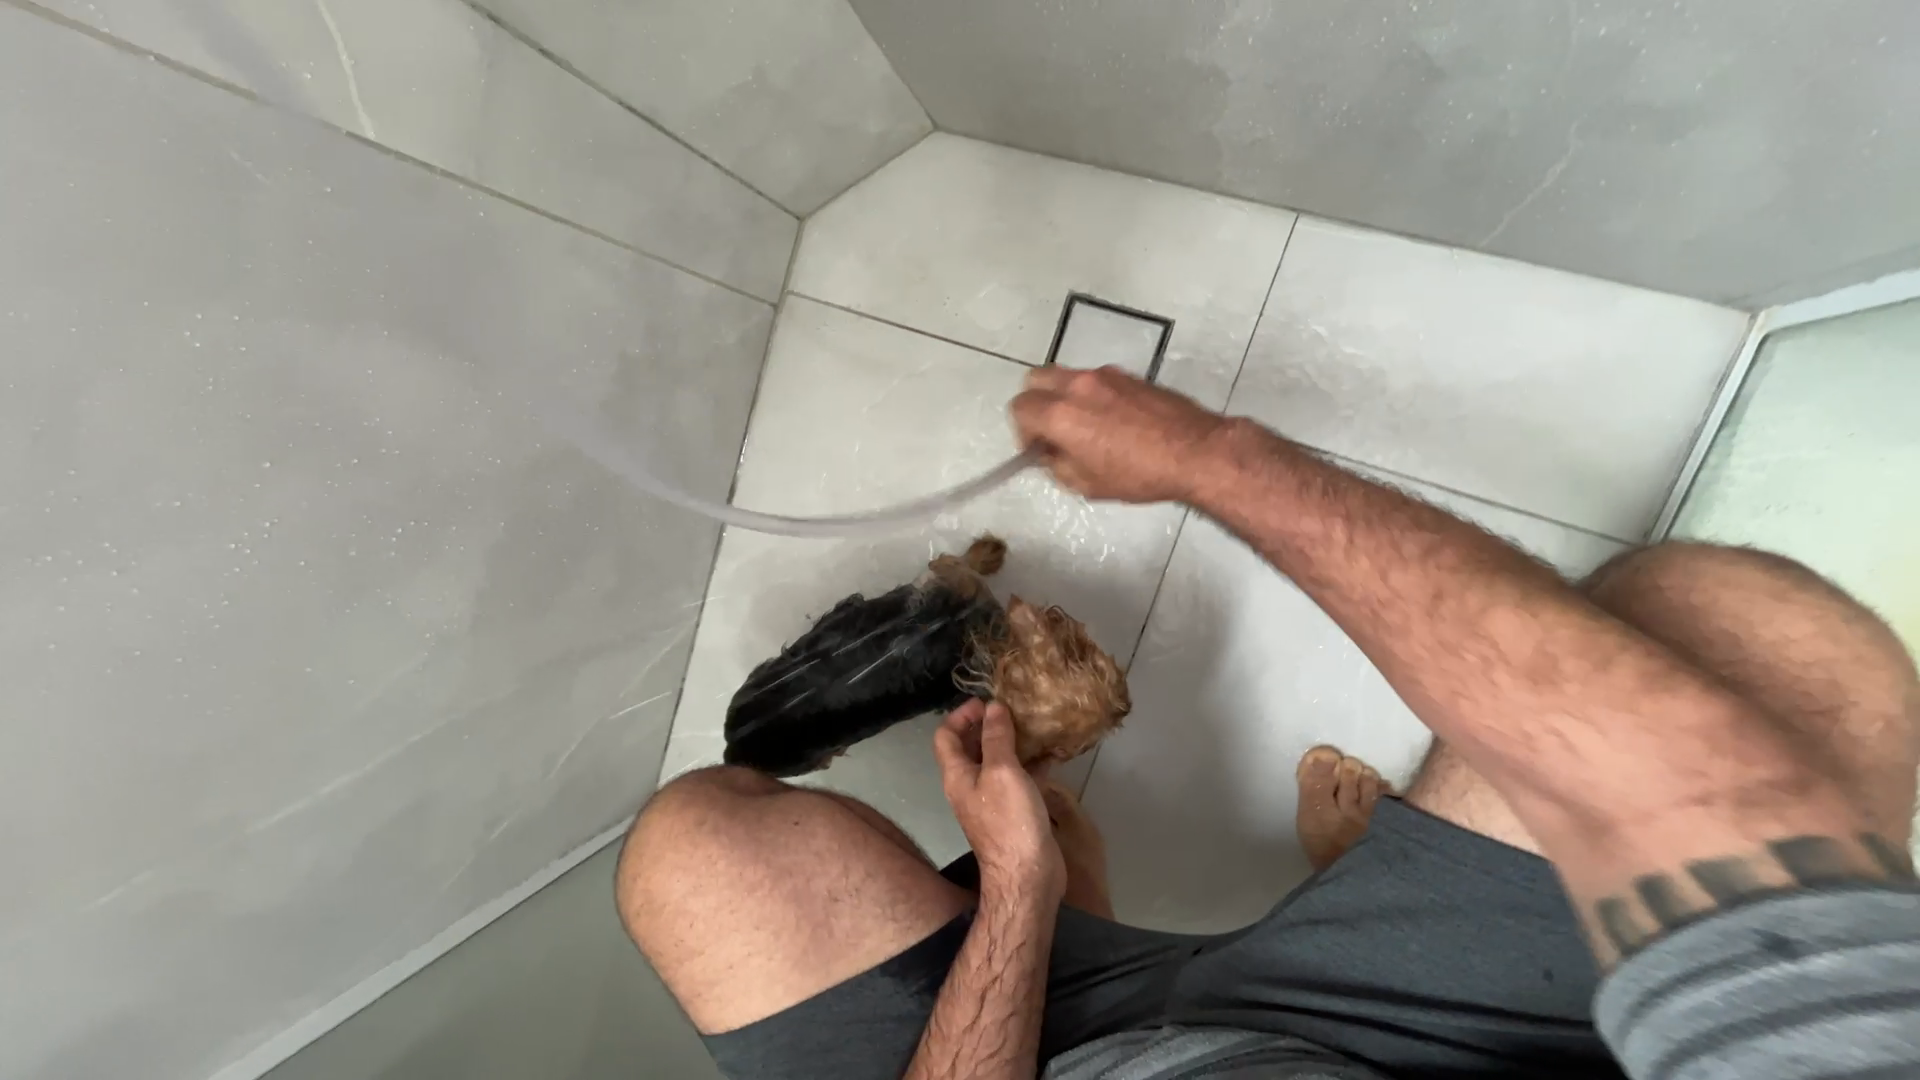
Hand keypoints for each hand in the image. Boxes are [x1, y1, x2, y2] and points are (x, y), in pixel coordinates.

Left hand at [934, 700, 1065, 900]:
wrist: (1027, 877)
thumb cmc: (1009, 820)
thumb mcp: (1002, 771)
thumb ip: (996, 737)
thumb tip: (993, 707)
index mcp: (957, 775)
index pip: (945, 736)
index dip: (961, 715)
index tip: (986, 702)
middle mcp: (968, 786)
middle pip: (970, 747)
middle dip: (987, 725)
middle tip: (1013, 710)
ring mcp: (990, 800)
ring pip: (995, 762)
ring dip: (1010, 742)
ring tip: (1033, 726)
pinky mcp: (1012, 811)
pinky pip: (1015, 779)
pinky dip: (1027, 764)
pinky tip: (1049, 755)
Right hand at [1009, 366, 1230, 503]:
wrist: (1194, 451)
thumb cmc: (1137, 475)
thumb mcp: (1086, 484)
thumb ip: (1056, 464)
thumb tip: (1049, 453)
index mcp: (1060, 414)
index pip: (1019, 409)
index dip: (1023, 432)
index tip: (1039, 450)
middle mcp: (1076, 386)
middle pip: (1035, 379)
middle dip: (1036, 404)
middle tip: (1052, 431)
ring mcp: (1103, 375)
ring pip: (1065, 376)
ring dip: (1062, 397)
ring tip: (1083, 425)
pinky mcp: (1127, 375)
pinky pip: (1093, 379)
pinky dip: (1089, 395)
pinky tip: (1110, 420)